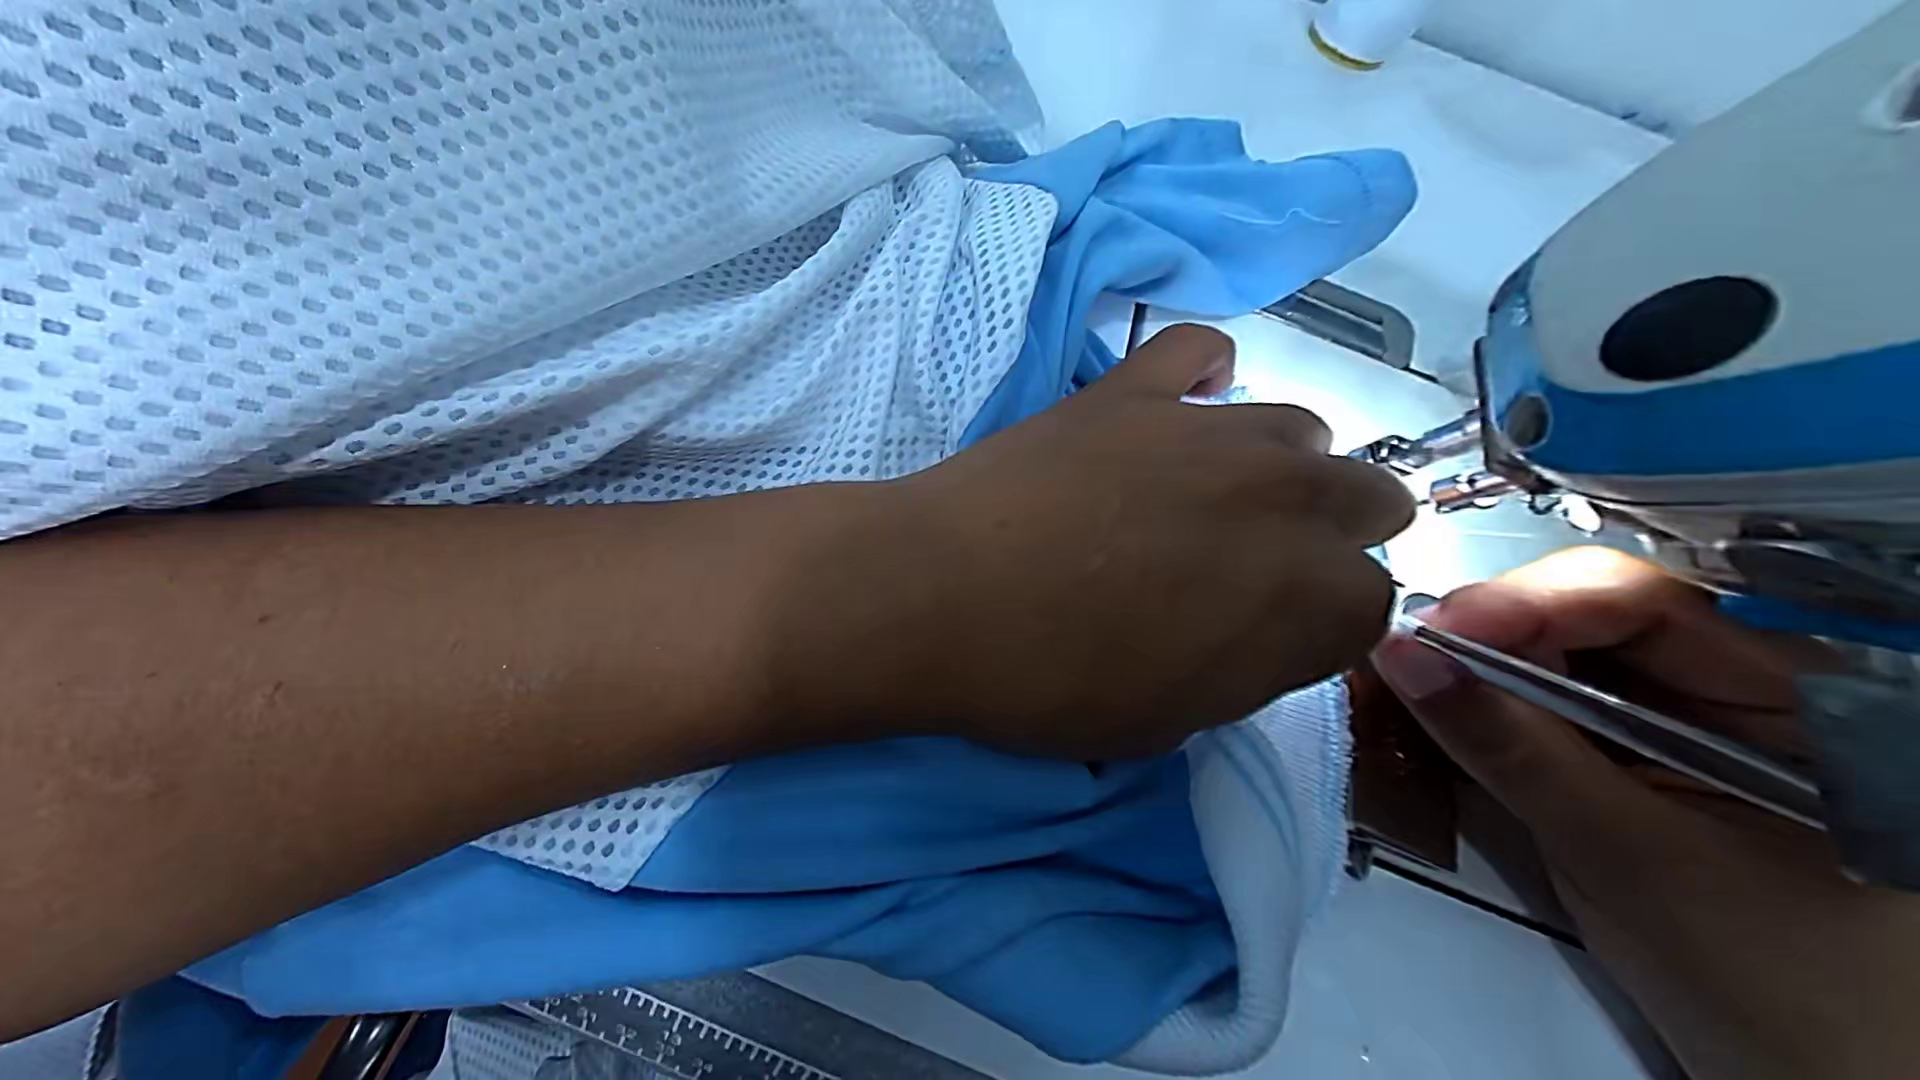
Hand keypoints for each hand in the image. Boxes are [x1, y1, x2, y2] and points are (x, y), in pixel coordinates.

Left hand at [779, 324, 1413, 758]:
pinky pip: (1196, 352)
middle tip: (1251, 561)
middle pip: (1365, 498)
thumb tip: (1250, 632)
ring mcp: (1214, 430)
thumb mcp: (1165, 723)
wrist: (941, 598)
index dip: (1316, 622)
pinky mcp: (1135, 390)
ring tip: (1208, 492)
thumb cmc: (1050, 684)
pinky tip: (1176, 404)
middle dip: (1327, 533)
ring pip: (1297, 426)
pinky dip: (1197, 375)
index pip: (1367, 603)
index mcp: (1314, 600)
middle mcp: (1294, 499)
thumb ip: (1237, 670)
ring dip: (1273, 463)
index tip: (1267, 632)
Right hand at [1370, 547, 1919, 1079]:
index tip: (1434, 630)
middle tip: (1402, 657)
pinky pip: (1538, 702)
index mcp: (1795, 700)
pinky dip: (1480, 704)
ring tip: (1404, 679)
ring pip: (1550, 657)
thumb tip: (1400, 656)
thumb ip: (1509, 748)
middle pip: (1586, 619)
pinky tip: (1435, 708)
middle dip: (1486, 633)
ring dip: (1472, 666)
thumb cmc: (1775, 989)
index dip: (1529, 603)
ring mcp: (1673, 720)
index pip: (1641, 604)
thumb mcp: (1624, 855)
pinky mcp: (1621, 752)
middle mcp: (1732, 689)